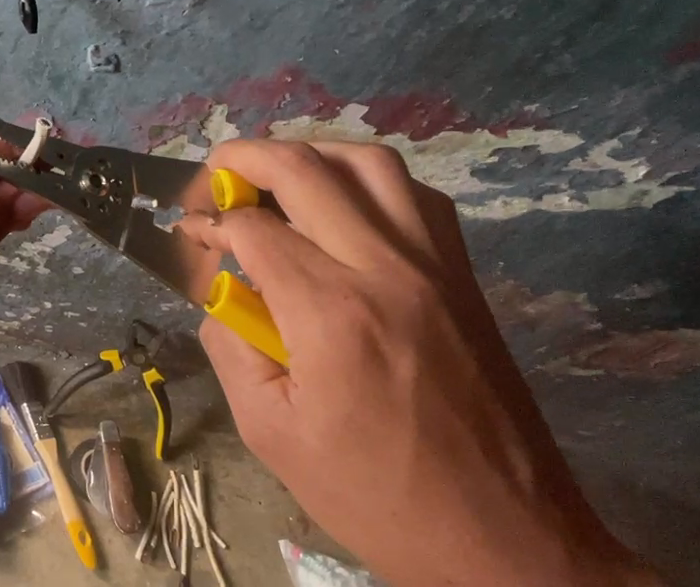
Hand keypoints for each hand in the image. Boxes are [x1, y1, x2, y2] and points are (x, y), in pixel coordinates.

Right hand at [181, 139, 656, 586]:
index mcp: (329, 312)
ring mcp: (435, 267)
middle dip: (242, 159)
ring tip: (276, 179)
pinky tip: (343, 208)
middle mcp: (385, 269)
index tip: (191, 237)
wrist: (508, 544)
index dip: (208, 223)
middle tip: (214, 181)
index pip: (251, 228)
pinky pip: (416, 195)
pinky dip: (367, 180)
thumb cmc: (375, 495)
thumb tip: (222, 292)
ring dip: (309, 155)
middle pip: (303, 169)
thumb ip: (229, 346)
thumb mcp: (269, 431)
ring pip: (368, 163)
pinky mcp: (464, 278)